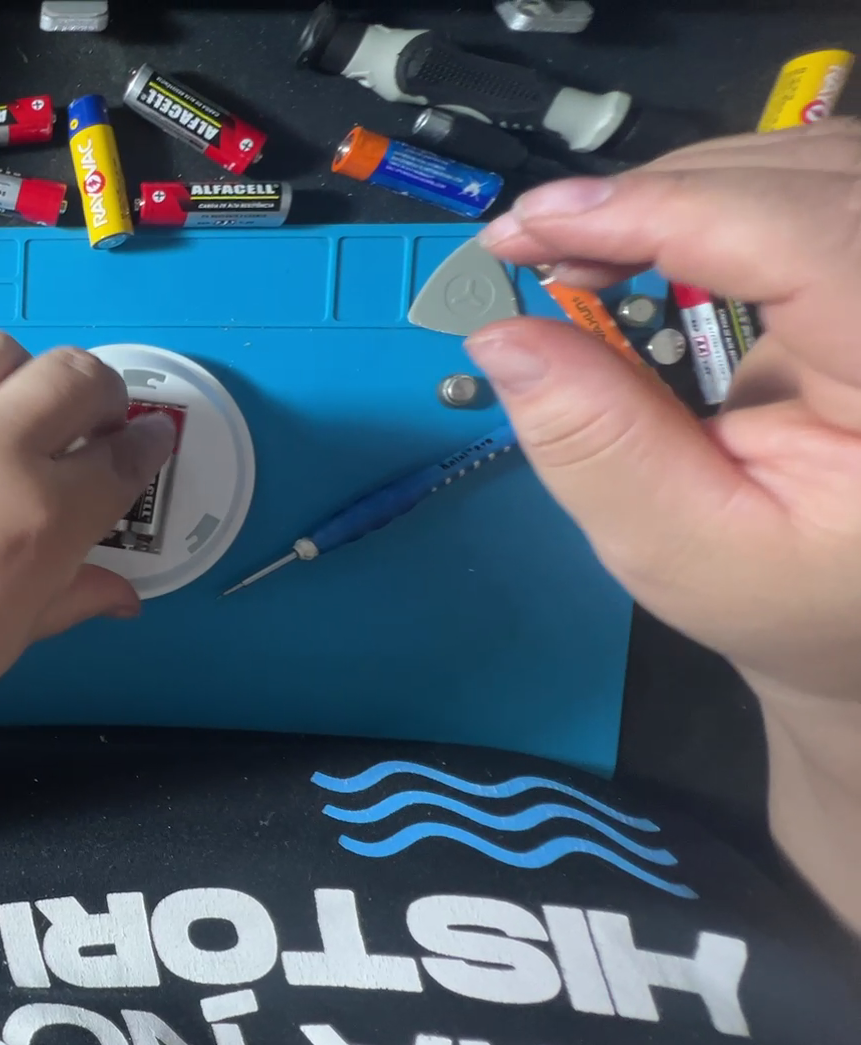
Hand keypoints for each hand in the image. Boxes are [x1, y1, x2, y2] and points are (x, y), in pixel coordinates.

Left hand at [0, 329, 174, 756]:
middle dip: (102, 398)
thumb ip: (70, 597)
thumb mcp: (2, 645)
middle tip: (90, 425)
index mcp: (38, 519)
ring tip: (8, 411)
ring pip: (0, 347)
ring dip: (22, 374)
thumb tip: (125, 592)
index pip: (122, 460)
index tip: (146, 447)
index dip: (146, 450)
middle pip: (78, 378)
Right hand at [467, 121, 860, 705]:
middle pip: (826, 181)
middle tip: (525, 241)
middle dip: (657, 194)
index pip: (823, 242)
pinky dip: (713, 200)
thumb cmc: (786, 594)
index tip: (525, 225)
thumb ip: (592, 441)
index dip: (666, 214)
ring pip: (827, 167)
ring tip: (568, 247)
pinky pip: (824, 193)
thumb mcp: (672, 541)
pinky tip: (638, 240)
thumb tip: (499, 338)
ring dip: (678, 189)